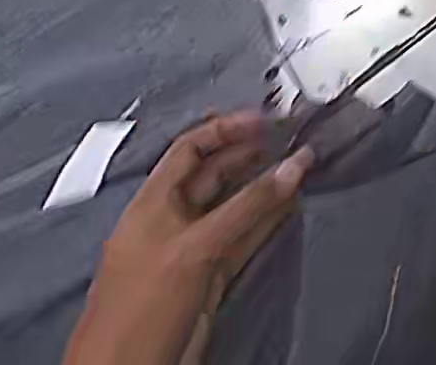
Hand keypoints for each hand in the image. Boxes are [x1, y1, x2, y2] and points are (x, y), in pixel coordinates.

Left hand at [64, 111, 313, 364]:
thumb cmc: (137, 315)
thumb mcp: (197, 248)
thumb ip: (248, 205)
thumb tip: (291, 167)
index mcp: (154, 202)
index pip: (191, 147)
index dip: (226, 128)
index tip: (262, 120)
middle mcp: (173, 219)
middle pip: (216, 173)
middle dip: (252, 155)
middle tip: (287, 140)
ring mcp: (192, 248)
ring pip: (235, 205)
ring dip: (265, 186)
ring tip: (298, 167)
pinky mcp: (209, 276)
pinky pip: (244, 236)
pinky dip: (268, 219)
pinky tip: (290, 205)